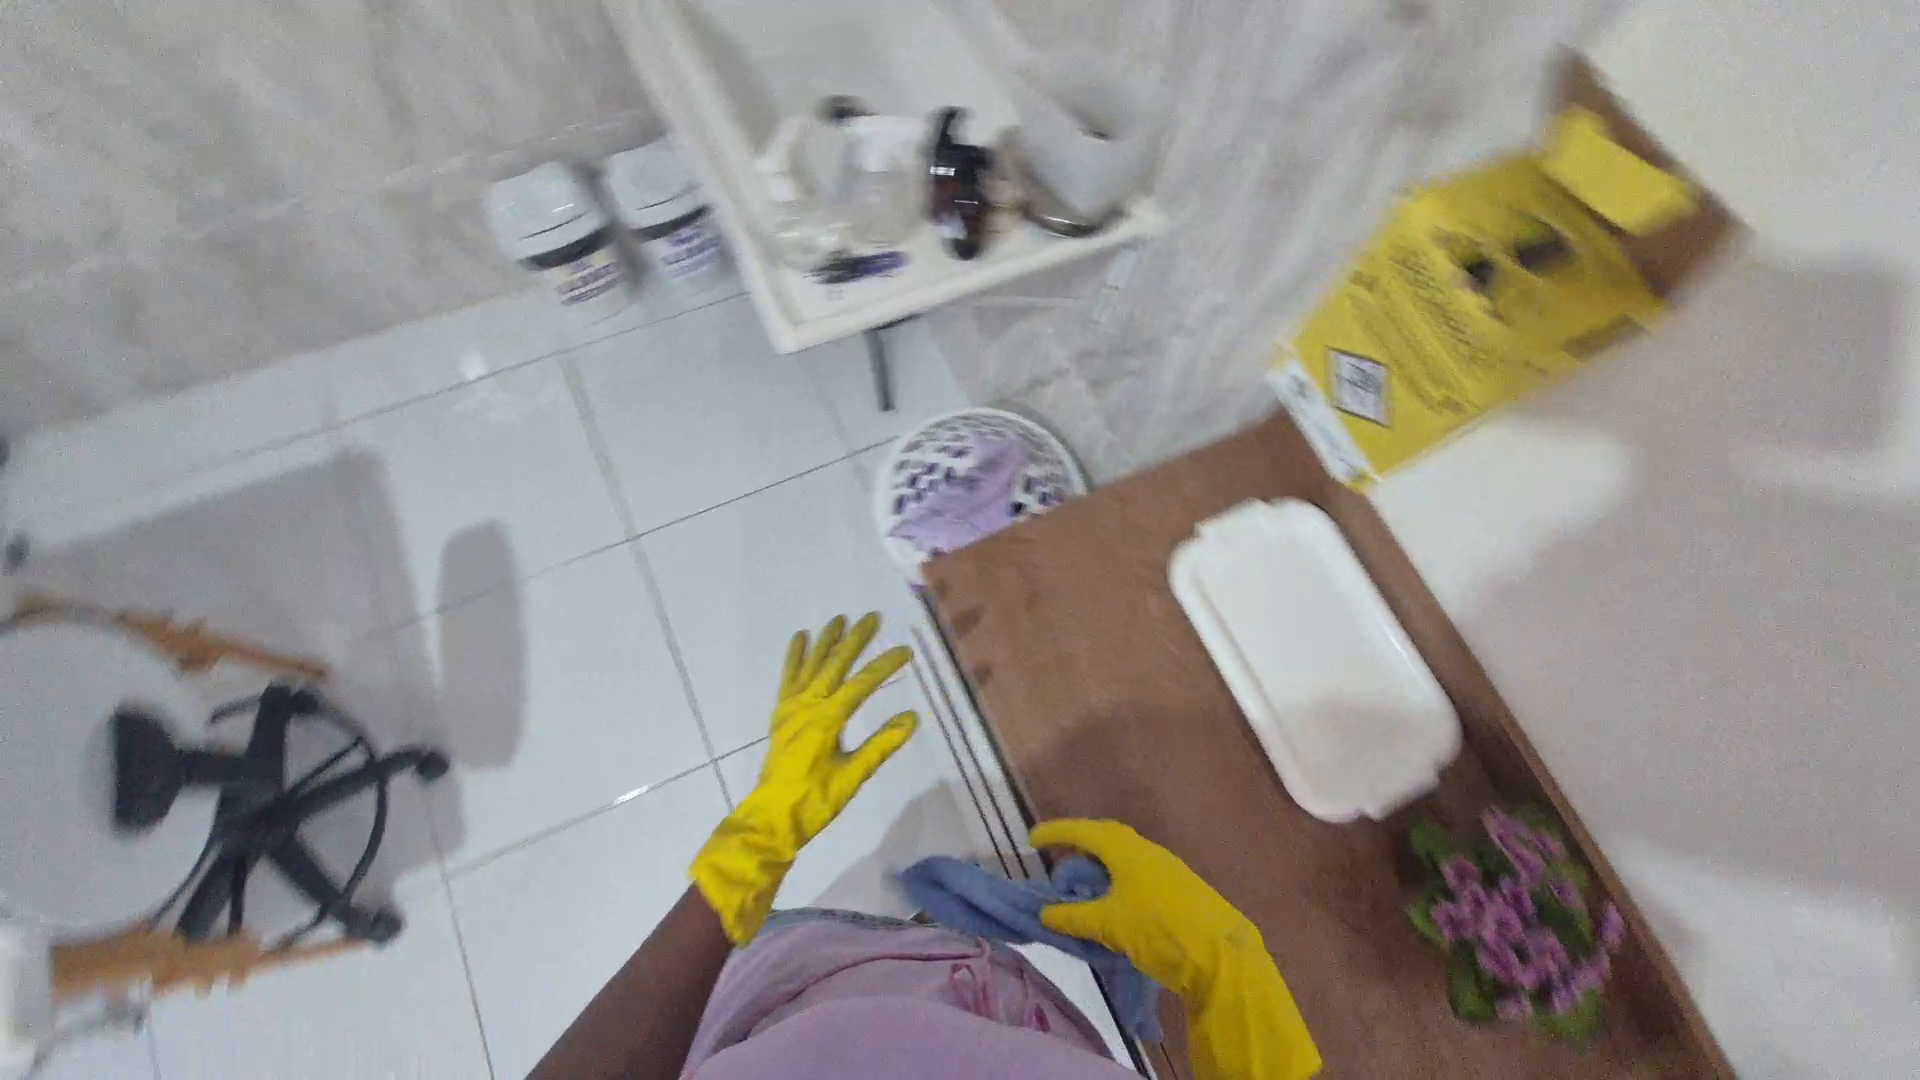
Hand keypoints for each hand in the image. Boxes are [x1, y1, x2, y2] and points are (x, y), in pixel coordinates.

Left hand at [691, 614, 916, 943]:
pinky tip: (801, 638)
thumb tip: (912, 717)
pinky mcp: (781, 714)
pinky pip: (788, 678)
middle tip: (873, 616)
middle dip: (855, 640)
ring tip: (839, 618)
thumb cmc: (815, 802)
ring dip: (826, 641)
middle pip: (835, 665)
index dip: (885, 665)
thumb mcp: (853, 777)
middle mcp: (807, 706)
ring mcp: (791, 708)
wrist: (771, 820)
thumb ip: (881, 745)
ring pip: (811, 666)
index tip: (906, 650)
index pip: (862, 684)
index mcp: (827, 720)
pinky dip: (795, 657)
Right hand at [1031, 819, 1321, 1079]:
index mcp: (1125, 849)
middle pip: (1105, 837)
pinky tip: (1112, 901)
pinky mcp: (1177, 887)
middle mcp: (1145, 849)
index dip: (1055, 833)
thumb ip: (1075, 917)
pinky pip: (1136, 872)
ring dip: (1100, 865)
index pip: (1082, 831)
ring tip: (1082, 885)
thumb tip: (1046, 912)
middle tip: (1058, 858)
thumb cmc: (1159, 928)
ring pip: (1122, 856)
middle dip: (1080, 844)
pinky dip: (1116, 880)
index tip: (1031, 840)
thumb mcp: (1110, 925)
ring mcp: (1165, 867)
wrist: (1222, 956)